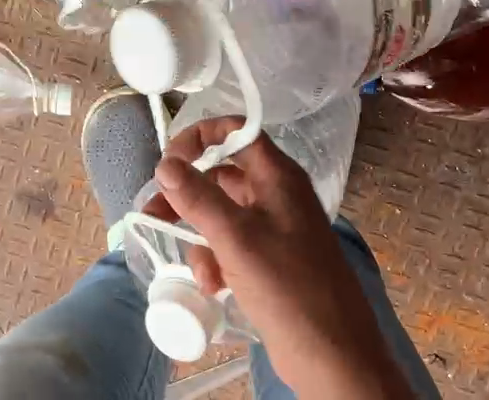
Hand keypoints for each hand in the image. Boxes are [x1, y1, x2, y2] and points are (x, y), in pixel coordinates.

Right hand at [150, 118, 411, 398]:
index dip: (200, 137)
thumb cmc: (289, 287)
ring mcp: (274, 229)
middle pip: (221, 174)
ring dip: (199, 233)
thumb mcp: (236, 238)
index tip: (171, 160)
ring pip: (222, 214)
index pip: (235, 131)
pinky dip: (215, 259)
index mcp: (277, 176)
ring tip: (185, 259)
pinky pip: (231, 245)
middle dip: (187, 192)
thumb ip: (198, 198)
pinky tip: (211, 284)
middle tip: (153, 210)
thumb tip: (165, 164)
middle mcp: (276, 194)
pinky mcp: (270, 261)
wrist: (334, 357)